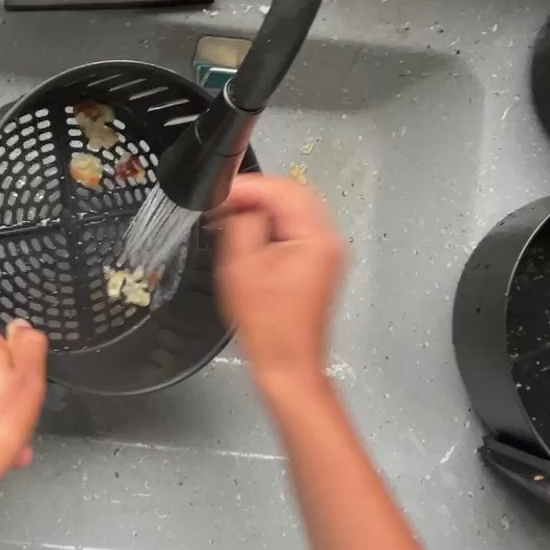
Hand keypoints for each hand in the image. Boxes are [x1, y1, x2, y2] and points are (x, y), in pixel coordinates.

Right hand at [214, 175, 346, 399]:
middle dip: (255, 193)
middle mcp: (328, 241)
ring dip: (261, 207)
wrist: (287, 363)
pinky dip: (269, 224)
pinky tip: (247, 234)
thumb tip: (237, 203)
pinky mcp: (316, 262)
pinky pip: (294, 228)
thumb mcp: (242, 266)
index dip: (247, 186)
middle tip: (224, 201)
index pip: (283, 189)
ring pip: (292, 209)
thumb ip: (240, 224)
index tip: (220, 192)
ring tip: (230, 216)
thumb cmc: (270, 327)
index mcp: (316, 237)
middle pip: (291, 194)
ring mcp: (325, 252)